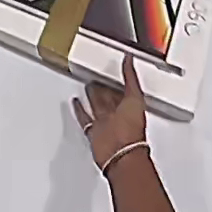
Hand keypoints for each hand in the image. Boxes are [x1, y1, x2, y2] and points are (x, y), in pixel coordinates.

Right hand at [71, 54, 147, 172]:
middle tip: (97, 75)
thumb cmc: (132, 129)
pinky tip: (76, 102)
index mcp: (129, 105)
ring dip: (92, 95)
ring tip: (88, 85)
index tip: (116, 66)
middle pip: (108, 97)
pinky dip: (79, 110)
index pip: (123, 88)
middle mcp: (117, 114)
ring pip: (96, 105)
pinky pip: (84, 118)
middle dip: (103, 87)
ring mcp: (105, 123)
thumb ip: (131, 76)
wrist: (121, 153)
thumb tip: (130, 58)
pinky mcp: (93, 131)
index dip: (120, 77)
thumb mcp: (135, 96)